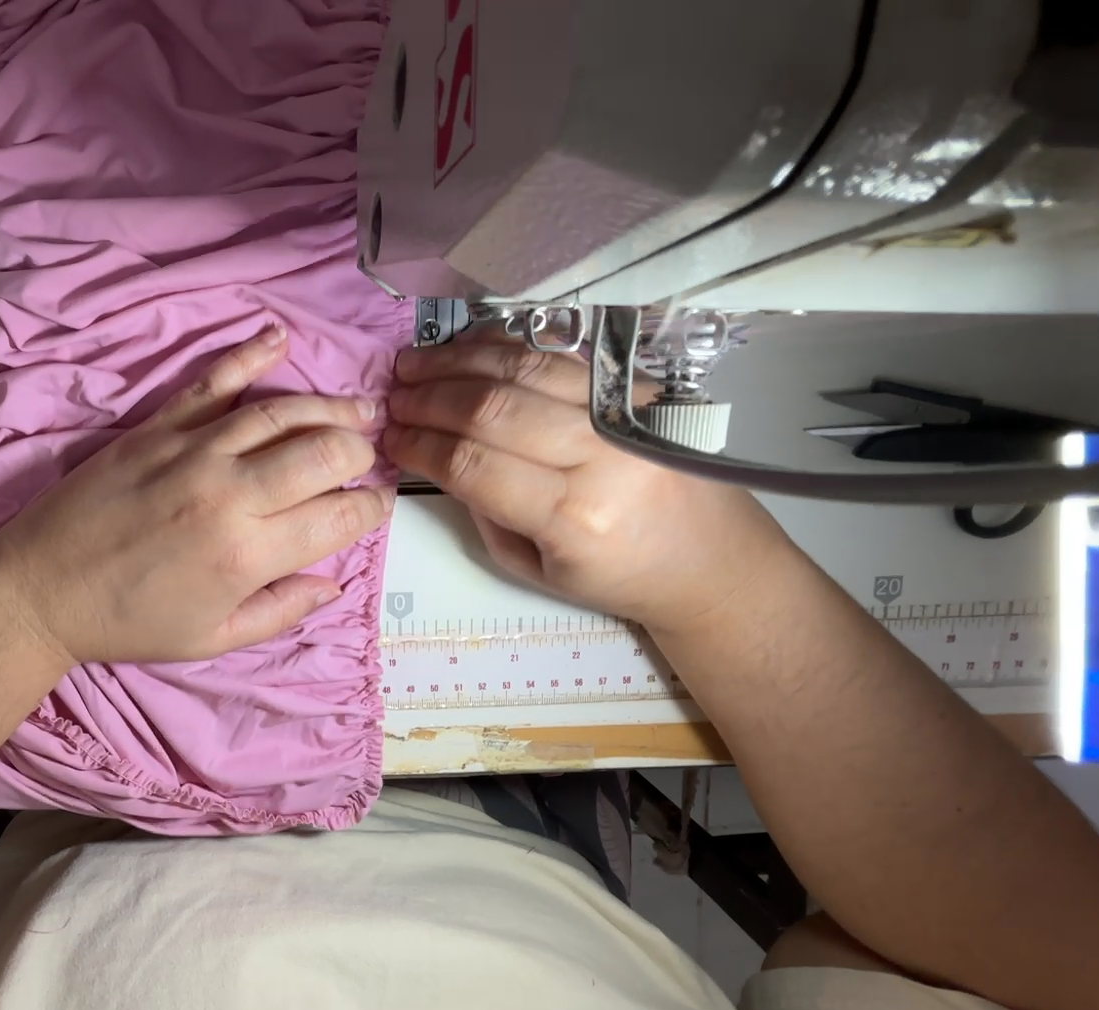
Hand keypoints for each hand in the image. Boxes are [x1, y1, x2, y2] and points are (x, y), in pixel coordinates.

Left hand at [0, 324, 392, 664]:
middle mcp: (229, 495)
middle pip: (323, 453)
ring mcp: (191, 452)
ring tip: (360, 408)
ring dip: (329, 406)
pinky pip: (212, 382)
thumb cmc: (129, 622)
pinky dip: (249, 355)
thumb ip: (280, 610)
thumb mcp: (213, 639)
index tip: (376, 506)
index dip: (370, 509)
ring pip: (281, 412)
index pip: (338, 517)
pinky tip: (281, 339)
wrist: (43, 590)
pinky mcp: (156, 428)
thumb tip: (334, 581)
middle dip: (360, 452)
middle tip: (369, 457)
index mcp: (247, 556)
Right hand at [381, 331, 796, 633]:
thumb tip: (438, 454)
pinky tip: (464, 349)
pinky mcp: (637, 388)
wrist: (710, 558)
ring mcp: (623, 414)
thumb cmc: (613, 575)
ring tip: (413, 364)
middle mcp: (601, 457)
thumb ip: (482, 509)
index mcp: (573, 517)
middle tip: (391, 397)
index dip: (420, 445)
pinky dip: (502, 346)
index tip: (388, 438)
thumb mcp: (533, 566)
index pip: (473, 465)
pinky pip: (557, 355)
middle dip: (429, 399)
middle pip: (492, 409)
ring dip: (456, 361)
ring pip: (522, 369)